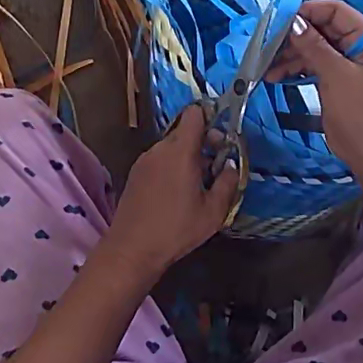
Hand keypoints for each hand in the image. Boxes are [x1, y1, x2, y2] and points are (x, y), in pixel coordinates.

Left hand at [102, 104, 237, 277]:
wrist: (132, 248)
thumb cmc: (176, 229)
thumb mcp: (213, 211)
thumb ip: (227, 183)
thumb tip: (231, 166)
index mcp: (180, 151)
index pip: (194, 114)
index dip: (210, 119)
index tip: (221, 141)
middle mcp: (159, 148)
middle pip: (184, 131)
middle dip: (203, 143)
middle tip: (216, 168)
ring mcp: (144, 160)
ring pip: (171, 147)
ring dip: (187, 157)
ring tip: (198, 185)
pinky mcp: (135, 173)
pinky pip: (159, 159)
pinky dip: (172, 166)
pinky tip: (177, 193)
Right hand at [264, 0, 362, 181]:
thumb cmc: (362, 113)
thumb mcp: (336, 75)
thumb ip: (313, 45)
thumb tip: (292, 21)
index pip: (336, 11)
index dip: (308, 11)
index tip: (279, 20)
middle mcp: (361, 47)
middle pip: (323, 29)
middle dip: (295, 36)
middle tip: (268, 44)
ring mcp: (349, 65)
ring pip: (315, 48)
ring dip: (291, 55)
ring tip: (268, 66)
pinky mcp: (338, 82)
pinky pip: (314, 66)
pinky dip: (296, 69)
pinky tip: (276, 76)